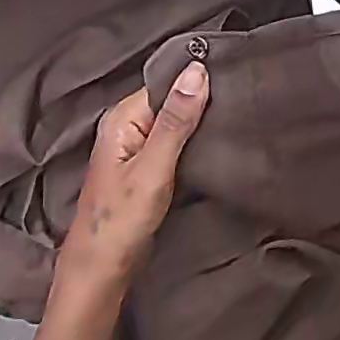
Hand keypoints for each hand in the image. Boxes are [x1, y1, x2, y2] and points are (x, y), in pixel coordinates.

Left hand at [58, 61, 209, 288]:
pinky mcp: (145, 167)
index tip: (230, 78)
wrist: (103, 268)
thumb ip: (175, 120)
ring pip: (173, 124)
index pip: (164, 84)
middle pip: (169, 102)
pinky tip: (211, 145)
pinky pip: (173, 143)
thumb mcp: (153, 167)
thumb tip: (195, 72)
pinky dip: (191, 143)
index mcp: (121, 118)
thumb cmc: (120, 220)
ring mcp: (135, 148)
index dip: (194, 81)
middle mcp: (125, 127)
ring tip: (231, 119)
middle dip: (199, 102)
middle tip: (237, 100)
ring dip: (197, 124)